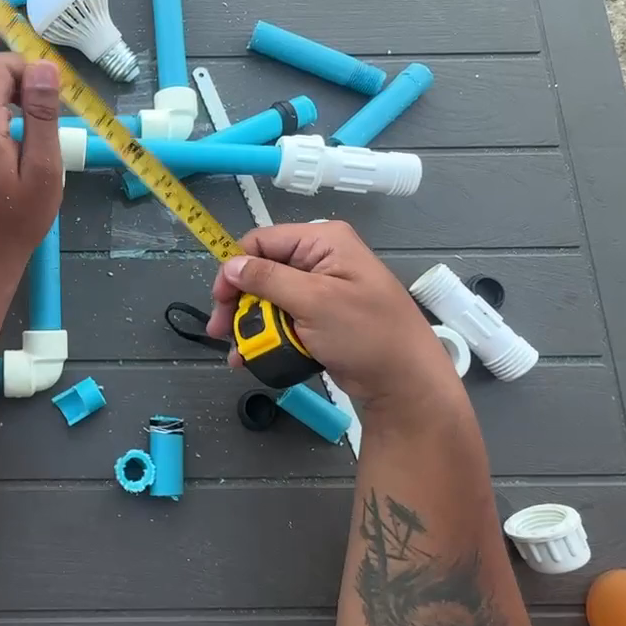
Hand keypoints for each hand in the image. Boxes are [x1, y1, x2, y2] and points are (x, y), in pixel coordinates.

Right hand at [206, 222, 459, 414]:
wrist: (405, 384)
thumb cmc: (366, 335)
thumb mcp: (314, 302)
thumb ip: (268, 279)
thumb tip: (230, 266)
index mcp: (323, 242)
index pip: (262, 242)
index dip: (236, 268)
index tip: (220, 300)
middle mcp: (320, 259)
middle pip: (262, 271)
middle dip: (239, 301)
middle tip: (220, 331)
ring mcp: (321, 289)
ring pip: (269, 298)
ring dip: (249, 324)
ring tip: (237, 351)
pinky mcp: (320, 317)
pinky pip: (283, 319)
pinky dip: (266, 336)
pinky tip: (252, 355)